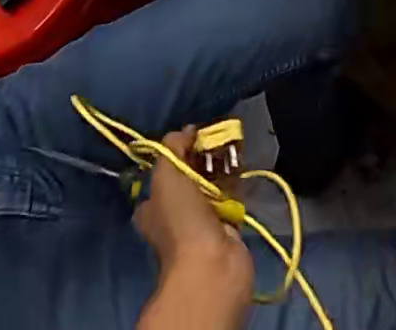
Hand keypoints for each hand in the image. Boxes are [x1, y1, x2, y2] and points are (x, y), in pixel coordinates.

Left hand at [134, 130, 252, 303]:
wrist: (212, 264)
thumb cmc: (180, 218)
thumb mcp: (166, 174)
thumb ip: (173, 146)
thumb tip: (188, 130)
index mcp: (153, 207)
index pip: (162, 173)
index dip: (175, 153)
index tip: (191, 136)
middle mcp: (175, 215)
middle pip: (189, 176)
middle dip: (201, 157)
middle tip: (214, 136)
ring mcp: (202, 222)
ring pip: (212, 184)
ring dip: (221, 165)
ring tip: (231, 142)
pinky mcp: (228, 226)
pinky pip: (232, 195)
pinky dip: (236, 180)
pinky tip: (242, 162)